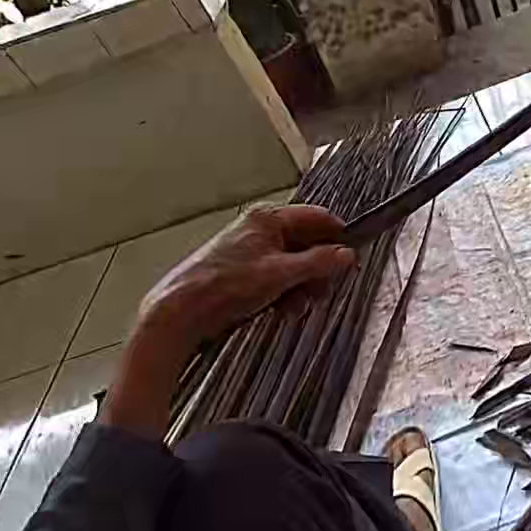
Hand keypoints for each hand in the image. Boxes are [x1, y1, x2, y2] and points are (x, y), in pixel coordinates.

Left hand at [100, 205, 355, 436]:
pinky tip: (281, 309)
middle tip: (320, 292)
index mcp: (269, 218)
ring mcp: (252, 251)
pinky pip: (277, 278)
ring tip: (295, 306)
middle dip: (316, 270)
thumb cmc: (226, 286)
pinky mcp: (244, 273)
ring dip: (301, 286)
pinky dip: (284, 293)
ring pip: (294, 264)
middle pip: (307, 243)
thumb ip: (319, 262)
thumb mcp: (281, 274)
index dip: (336, 237)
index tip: (350, 260)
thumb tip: (347, 255)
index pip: (317, 218)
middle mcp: (261, 229)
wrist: (180, 312)